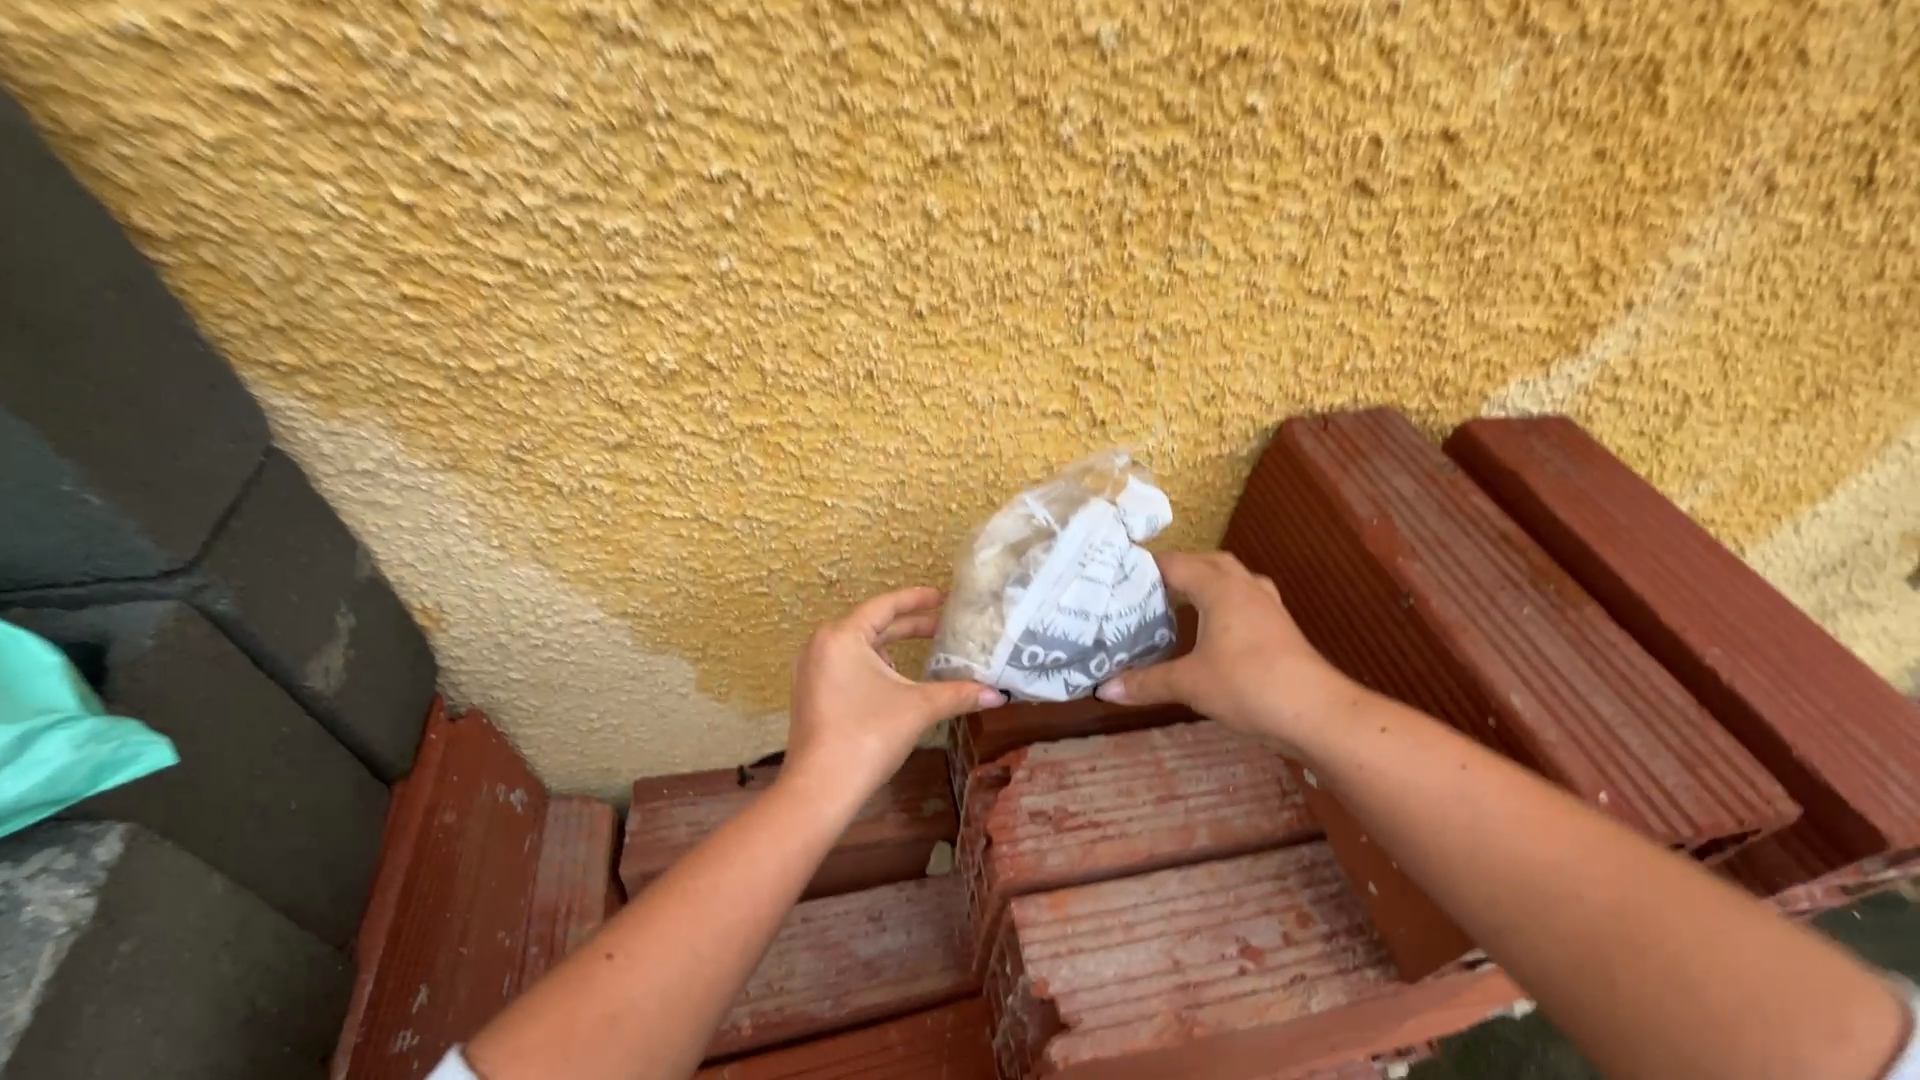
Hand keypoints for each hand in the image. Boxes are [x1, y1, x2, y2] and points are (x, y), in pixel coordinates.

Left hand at [783, 587, 1007, 801]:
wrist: (820, 788)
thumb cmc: (868, 736)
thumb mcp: (918, 708)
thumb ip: (958, 694)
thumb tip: (997, 694)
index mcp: (842, 636)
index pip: (885, 606)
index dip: (916, 599)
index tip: (942, 597)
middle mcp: (821, 645)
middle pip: (871, 626)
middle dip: (908, 627)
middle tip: (942, 626)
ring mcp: (812, 671)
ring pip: (858, 648)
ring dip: (890, 648)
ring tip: (922, 655)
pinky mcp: (811, 694)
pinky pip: (846, 667)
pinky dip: (873, 667)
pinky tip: (894, 684)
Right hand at [1095, 552, 1357, 753]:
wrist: (1316, 712)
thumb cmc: (1247, 685)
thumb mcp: (1188, 683)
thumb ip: (1146, 682)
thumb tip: (1103, 689)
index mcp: (1220, 588)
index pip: (1177, 564)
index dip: (1147, 566)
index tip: (1118, 573)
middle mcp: (1245, 588)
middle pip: (1209, 563)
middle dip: (1180, 569)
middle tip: (1148, 586)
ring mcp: (1268, 608)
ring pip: (1234, 580)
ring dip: (1208, 584)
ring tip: (1181, 601)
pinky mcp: (1280, 630)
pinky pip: (1247, 603)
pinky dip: (1226, 606)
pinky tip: (1214, 630)